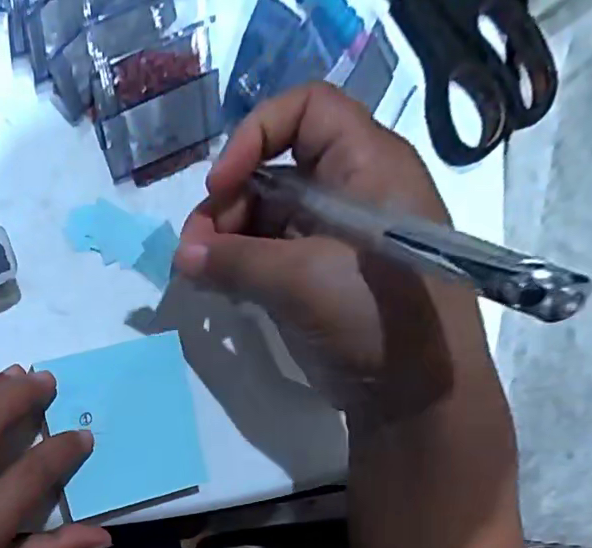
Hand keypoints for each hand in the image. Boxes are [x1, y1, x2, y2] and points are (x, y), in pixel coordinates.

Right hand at [174, 82, 490, 425]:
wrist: (411, 392)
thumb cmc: (376, 317)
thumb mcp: (304, 280)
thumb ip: (236, 262)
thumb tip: (180, 257)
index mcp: (365, 167)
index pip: (306, 111)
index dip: (255, 137)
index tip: (220, 186)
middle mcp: (347, 191)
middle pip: (270, 169)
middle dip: (224, 204)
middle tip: (193, 254)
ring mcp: (327, 237)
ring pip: (260, 215)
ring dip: (221, 239)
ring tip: (197, 275)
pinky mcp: (312, 275)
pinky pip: (263, 254)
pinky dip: (233, 265)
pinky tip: (213, 286)